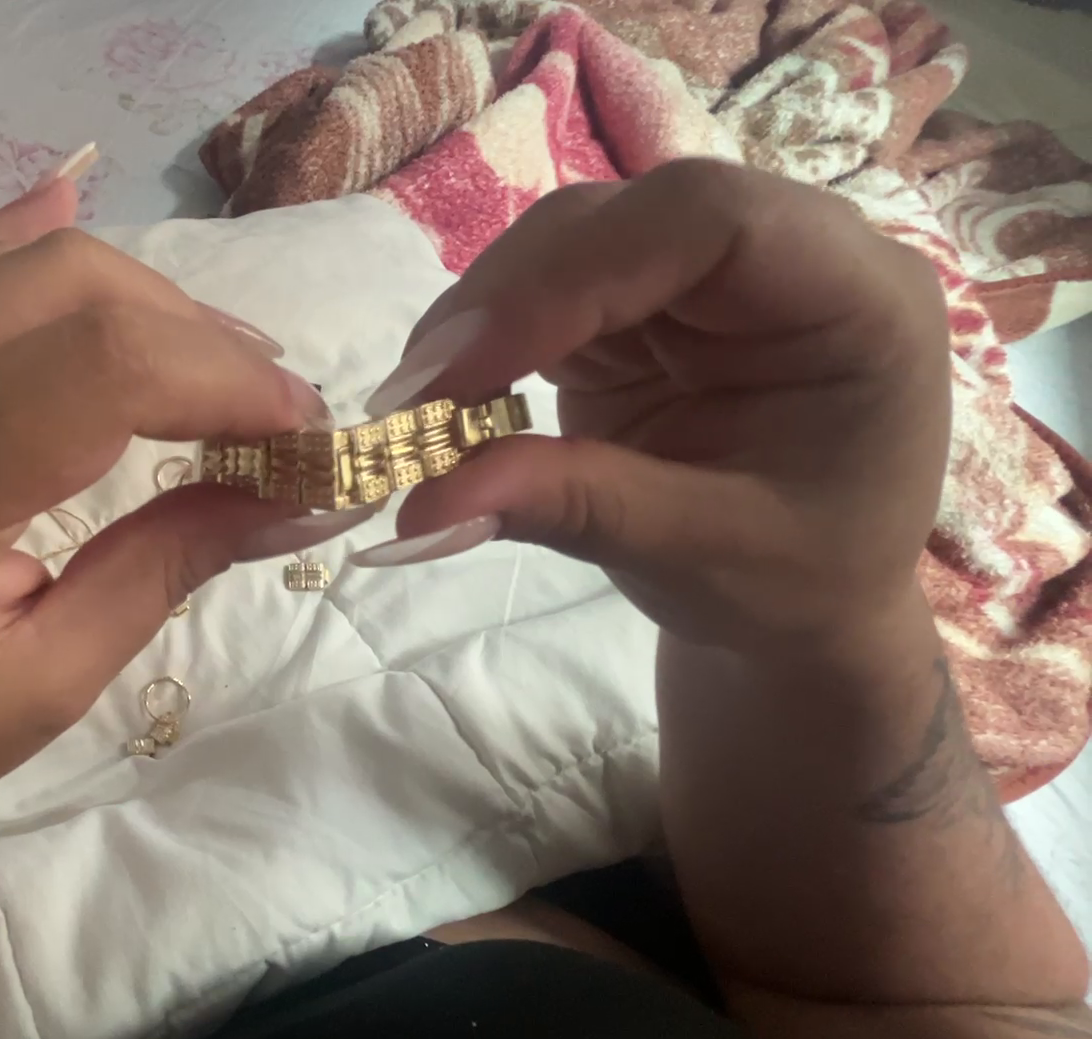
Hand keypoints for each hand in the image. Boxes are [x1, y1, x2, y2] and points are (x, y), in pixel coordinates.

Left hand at [0, 178, 353, 843]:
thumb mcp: (50, 682)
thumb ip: (164, 570)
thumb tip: (291, 495)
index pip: (92, 375)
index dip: (219, 381)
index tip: (303, 431)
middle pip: (64, 290)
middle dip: (197, 336)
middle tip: (270, 408)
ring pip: (23, 267)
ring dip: (143, 299)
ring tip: (215, 365)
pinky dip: (32, 243)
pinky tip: (73, 202)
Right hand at [356, 160, 950, 651]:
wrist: (790, 598)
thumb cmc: (787, 579)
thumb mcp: (691, 552)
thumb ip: (566, 507)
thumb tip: (421, 503)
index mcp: (847, 299)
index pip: (700, 224)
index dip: (562, 281)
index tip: (454, 375)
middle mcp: (771, 263)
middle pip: (609, 223)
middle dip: (496, 304)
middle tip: (408, 399)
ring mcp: (689, 286)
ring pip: (554, 252)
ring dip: (470, 324)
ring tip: (414, 407)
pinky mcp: (627, 318)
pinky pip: (531, 302)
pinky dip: (474, 349)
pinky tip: (443, 399)